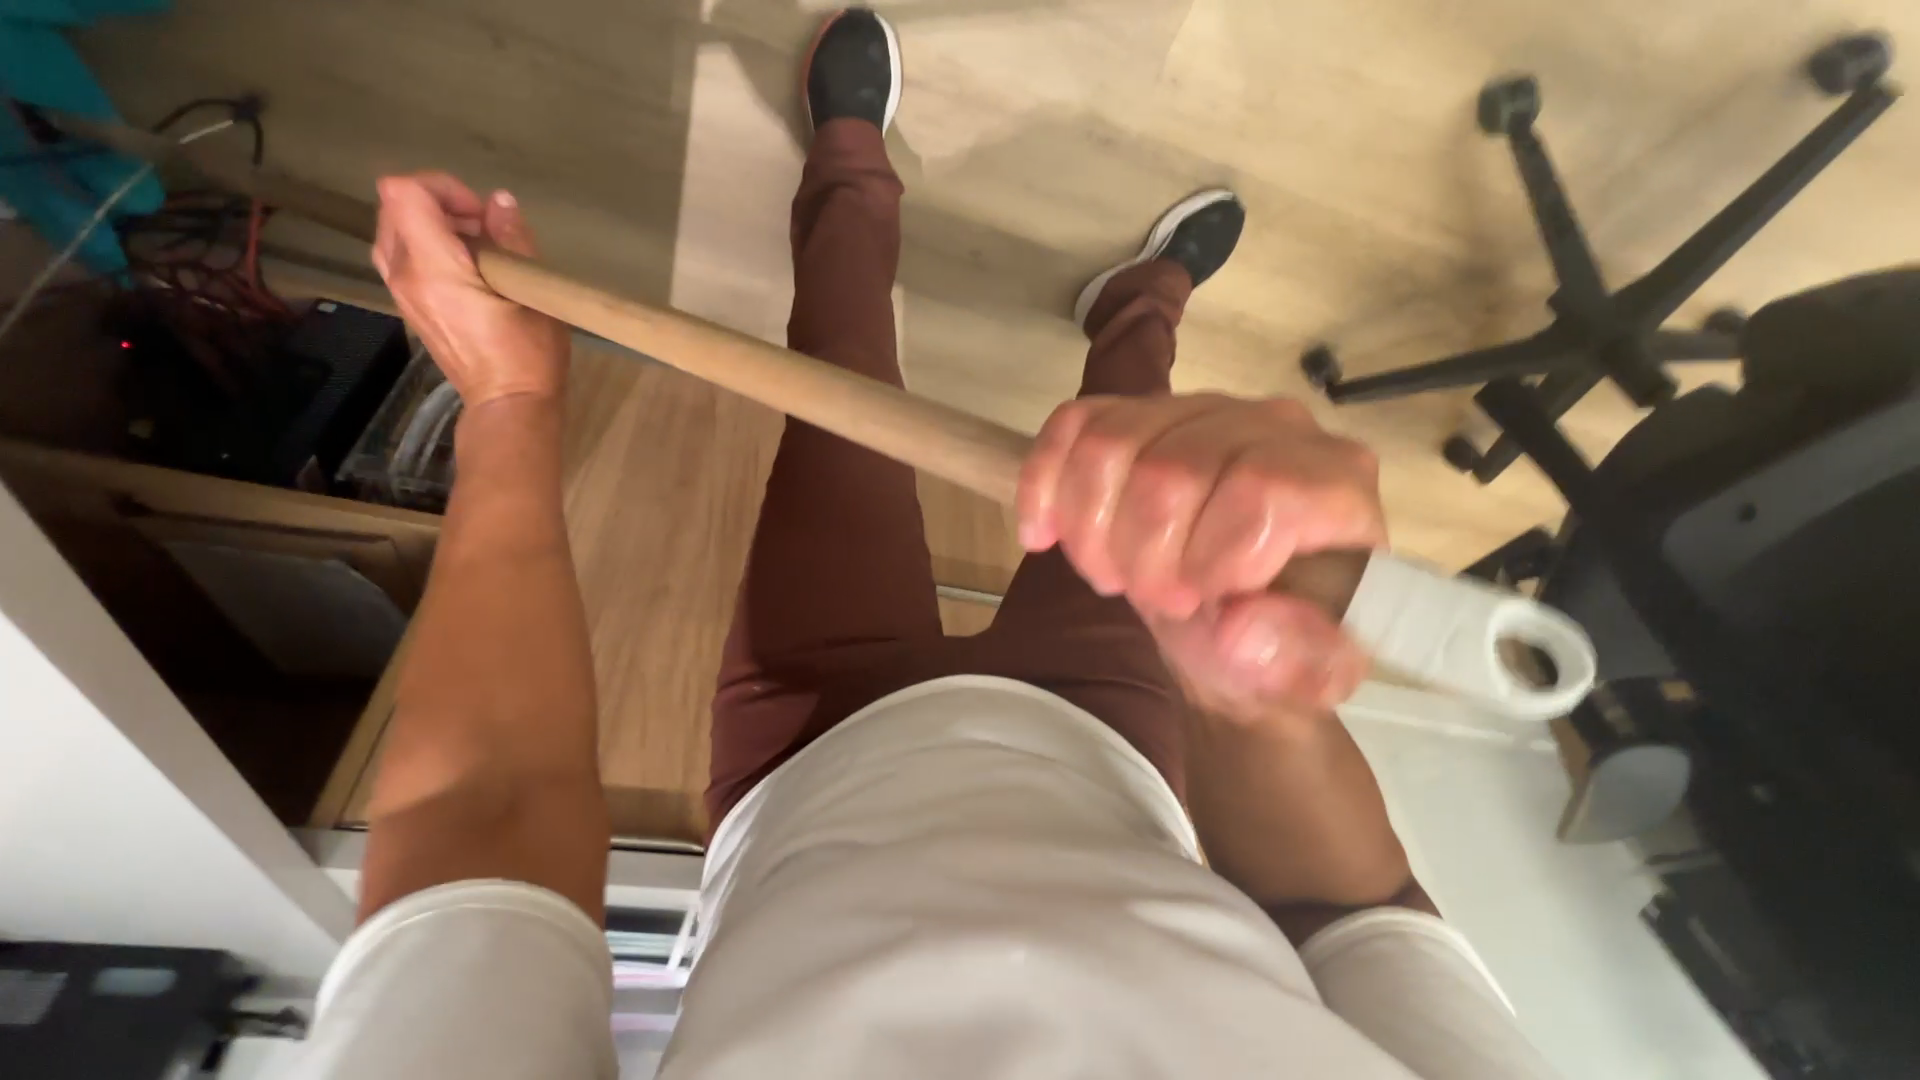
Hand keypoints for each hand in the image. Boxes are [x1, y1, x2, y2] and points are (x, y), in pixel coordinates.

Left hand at [372, 172, 569, 408]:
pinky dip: (429, 249)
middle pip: (394, 206)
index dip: (443, 188)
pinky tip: (469, 272)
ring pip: (395, 231)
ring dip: (432, 227)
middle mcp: (405, 276)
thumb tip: (499, 201)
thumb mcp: (533, 294)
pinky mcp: (409, 307)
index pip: (404, 193)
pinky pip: (403, 257)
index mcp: (433, 269)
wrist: (509, 405)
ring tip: (477, 250)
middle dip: (439, 205)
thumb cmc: (529, 355)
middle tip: (485, 231)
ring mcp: (401, 293)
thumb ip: (513, 241)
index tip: (483, 215)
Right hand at [1017, 394, 1384, 716]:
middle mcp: (1271, 425)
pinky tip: (1044, 534)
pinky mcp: (1133, 413)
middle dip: (1141, 556)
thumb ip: (1302, 663)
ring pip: (1111, 442)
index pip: (1261, 490)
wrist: (1221, 618)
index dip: (1207, 558)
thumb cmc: (1269, 641)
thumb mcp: (1304, 675)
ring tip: (1112, 572)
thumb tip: (1240, 625)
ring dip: (1090, 529)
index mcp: (1333, 482)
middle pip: (1171, 470)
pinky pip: (1072, 425)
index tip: (1194, 602)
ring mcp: (1197, 410)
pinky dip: (1042, 484)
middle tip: (1152, 598)